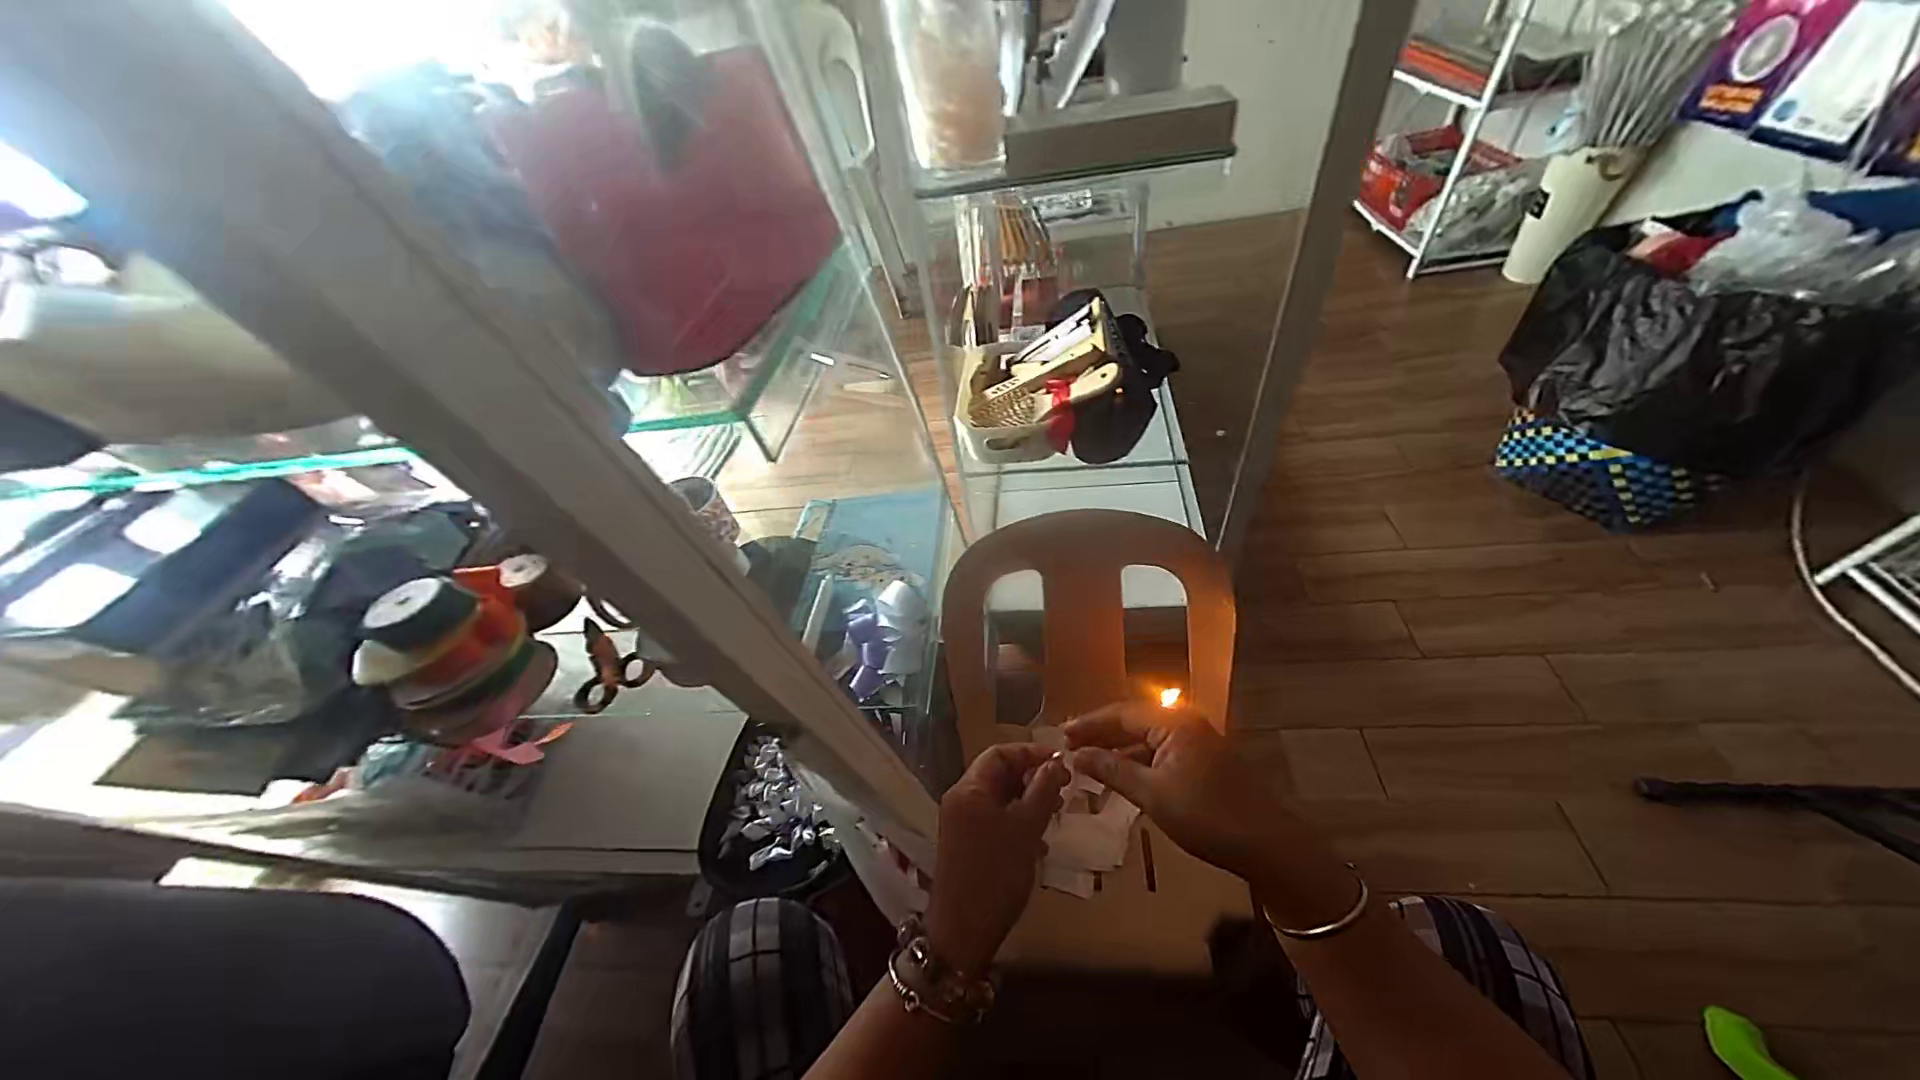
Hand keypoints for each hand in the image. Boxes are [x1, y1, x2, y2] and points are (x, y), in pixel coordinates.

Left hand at [925, 743, 1067, 972]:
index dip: (1031, 753)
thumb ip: (1042, 790)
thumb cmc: (996, 874)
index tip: (1061, 762)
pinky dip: (1018, 821)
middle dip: (1032, 777)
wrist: (963, 931)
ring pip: (999, 798)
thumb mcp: (1026, 828)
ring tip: (1056, 811)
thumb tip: (1056, 762)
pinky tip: (1040, 840)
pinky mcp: (967, 845)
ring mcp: (961, 823)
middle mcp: (960, 800)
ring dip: (1028, 800)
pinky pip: (995, 820)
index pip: (999, 753)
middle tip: (1064, 788)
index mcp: (968, 789)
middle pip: (998, 774)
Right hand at [1063, 702, 1288, 882]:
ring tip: (1088, 760)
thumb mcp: (1152, 794)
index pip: (1120, 713)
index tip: (1060, 735)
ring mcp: (1197, 740)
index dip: (1088, 724)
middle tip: (1069, 746)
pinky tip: (1120, 774)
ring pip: (1147, 736)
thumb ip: (1111, 769)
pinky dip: (1138, 760)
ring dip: (1118, 747)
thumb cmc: (1207, 816)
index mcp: (1174, 721)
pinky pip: (1161, 750)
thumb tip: (1076, 755)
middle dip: (1101, 733)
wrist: (1268, 846)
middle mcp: (1185, 722)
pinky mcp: (1203, 759)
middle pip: (1133, 720)